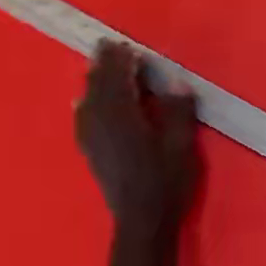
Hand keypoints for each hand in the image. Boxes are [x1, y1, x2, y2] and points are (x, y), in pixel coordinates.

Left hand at [75, 42, 199, 230]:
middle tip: (110, 46)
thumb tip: (176, 83)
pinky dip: (87, 101)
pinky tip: (85, 102)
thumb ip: (179, 111)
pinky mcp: (90, 150)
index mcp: (123, 114)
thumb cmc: (166, 181)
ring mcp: (91, 136)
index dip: (123, 59)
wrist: (142, 219)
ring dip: (94, 79)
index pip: (118, 77)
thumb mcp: (182, 145)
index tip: (130, 46)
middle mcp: (100, 120)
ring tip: (100, 66)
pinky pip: (83, 116)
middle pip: (98, 83)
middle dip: (104, 63)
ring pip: (87, 98)